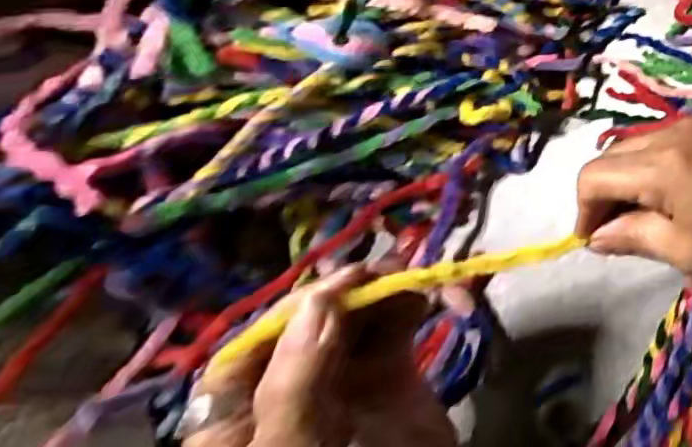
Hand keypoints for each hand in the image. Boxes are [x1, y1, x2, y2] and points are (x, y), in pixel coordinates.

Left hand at [185, 265, 457, 446]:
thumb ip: (297, 382)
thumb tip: (321, 301)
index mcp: (241, 417)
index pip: (252, 348)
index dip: (295, 309)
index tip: (346, 283)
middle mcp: (289, 390)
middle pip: (311, 321)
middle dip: (354, 290)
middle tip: (394, 273)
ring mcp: (343, 378)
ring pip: (360, 313)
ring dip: (395, 286)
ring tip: (426, 279)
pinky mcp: (391, 370)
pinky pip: (401, 322)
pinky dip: (424, 299)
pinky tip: (450, 297)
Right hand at [575, 119, 691, 274]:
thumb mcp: (687, 248)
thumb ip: (634, 237)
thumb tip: (598, 235)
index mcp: (660, 162)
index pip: (593, 174)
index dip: (584, 210)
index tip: (597, 241)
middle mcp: (671, 131)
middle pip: (612, 154)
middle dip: (604, 193)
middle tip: (619, 232)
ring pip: (638, 145)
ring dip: (629, 178)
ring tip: (646, 217)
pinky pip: (664, 141)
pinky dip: (653, 166)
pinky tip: (673, 195)